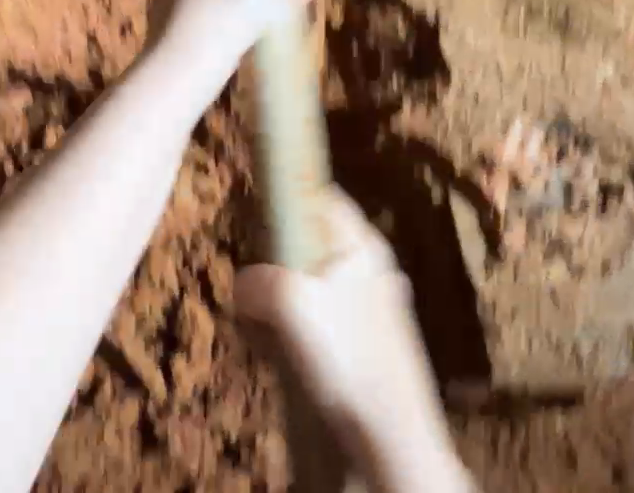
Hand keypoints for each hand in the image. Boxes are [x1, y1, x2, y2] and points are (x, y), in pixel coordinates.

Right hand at [235, 191, 475, 492]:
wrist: (390, 436)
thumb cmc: (350, 360)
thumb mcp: (292, 305)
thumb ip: (259, 280)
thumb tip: (242, 284)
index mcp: (362, 244)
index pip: (319, 195)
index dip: (286, 197)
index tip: (255, 212)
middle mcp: (369, 268)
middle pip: (306, 245)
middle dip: (274, 266)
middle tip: (256, 291)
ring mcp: (367, 306)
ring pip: (306, 287)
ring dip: (279, 307)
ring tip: (266, 334)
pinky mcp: (361, 342)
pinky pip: (315, 322)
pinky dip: (294, 334)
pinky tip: (283, 359)